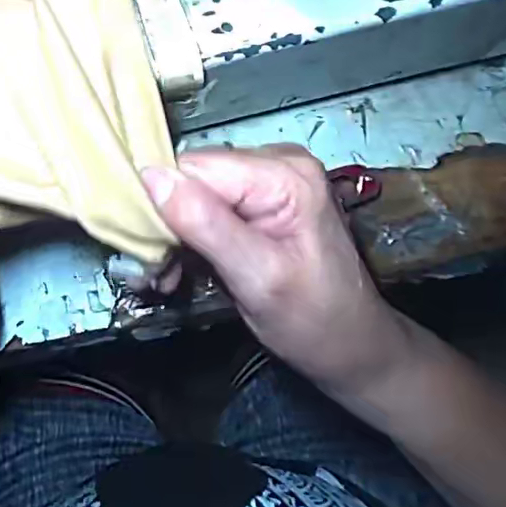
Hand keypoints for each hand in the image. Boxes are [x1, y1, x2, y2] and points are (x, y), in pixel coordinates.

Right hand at [141, 147, 414, 395]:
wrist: (355, 346)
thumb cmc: (316, 323)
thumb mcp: (258, 279)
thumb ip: (205, 224)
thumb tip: (151, 175)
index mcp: (284, 174)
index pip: (195, 167)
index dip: (162, 204)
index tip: (150, 255)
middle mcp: (276, 160)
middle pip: (193, 176)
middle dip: (166, 223)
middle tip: (157, 275)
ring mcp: (270, 175)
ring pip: (195, 189)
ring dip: (175, 233)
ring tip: (169, 275)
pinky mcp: (261, 194)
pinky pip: (209, 200)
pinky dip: (192, 233)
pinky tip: (186, 265)